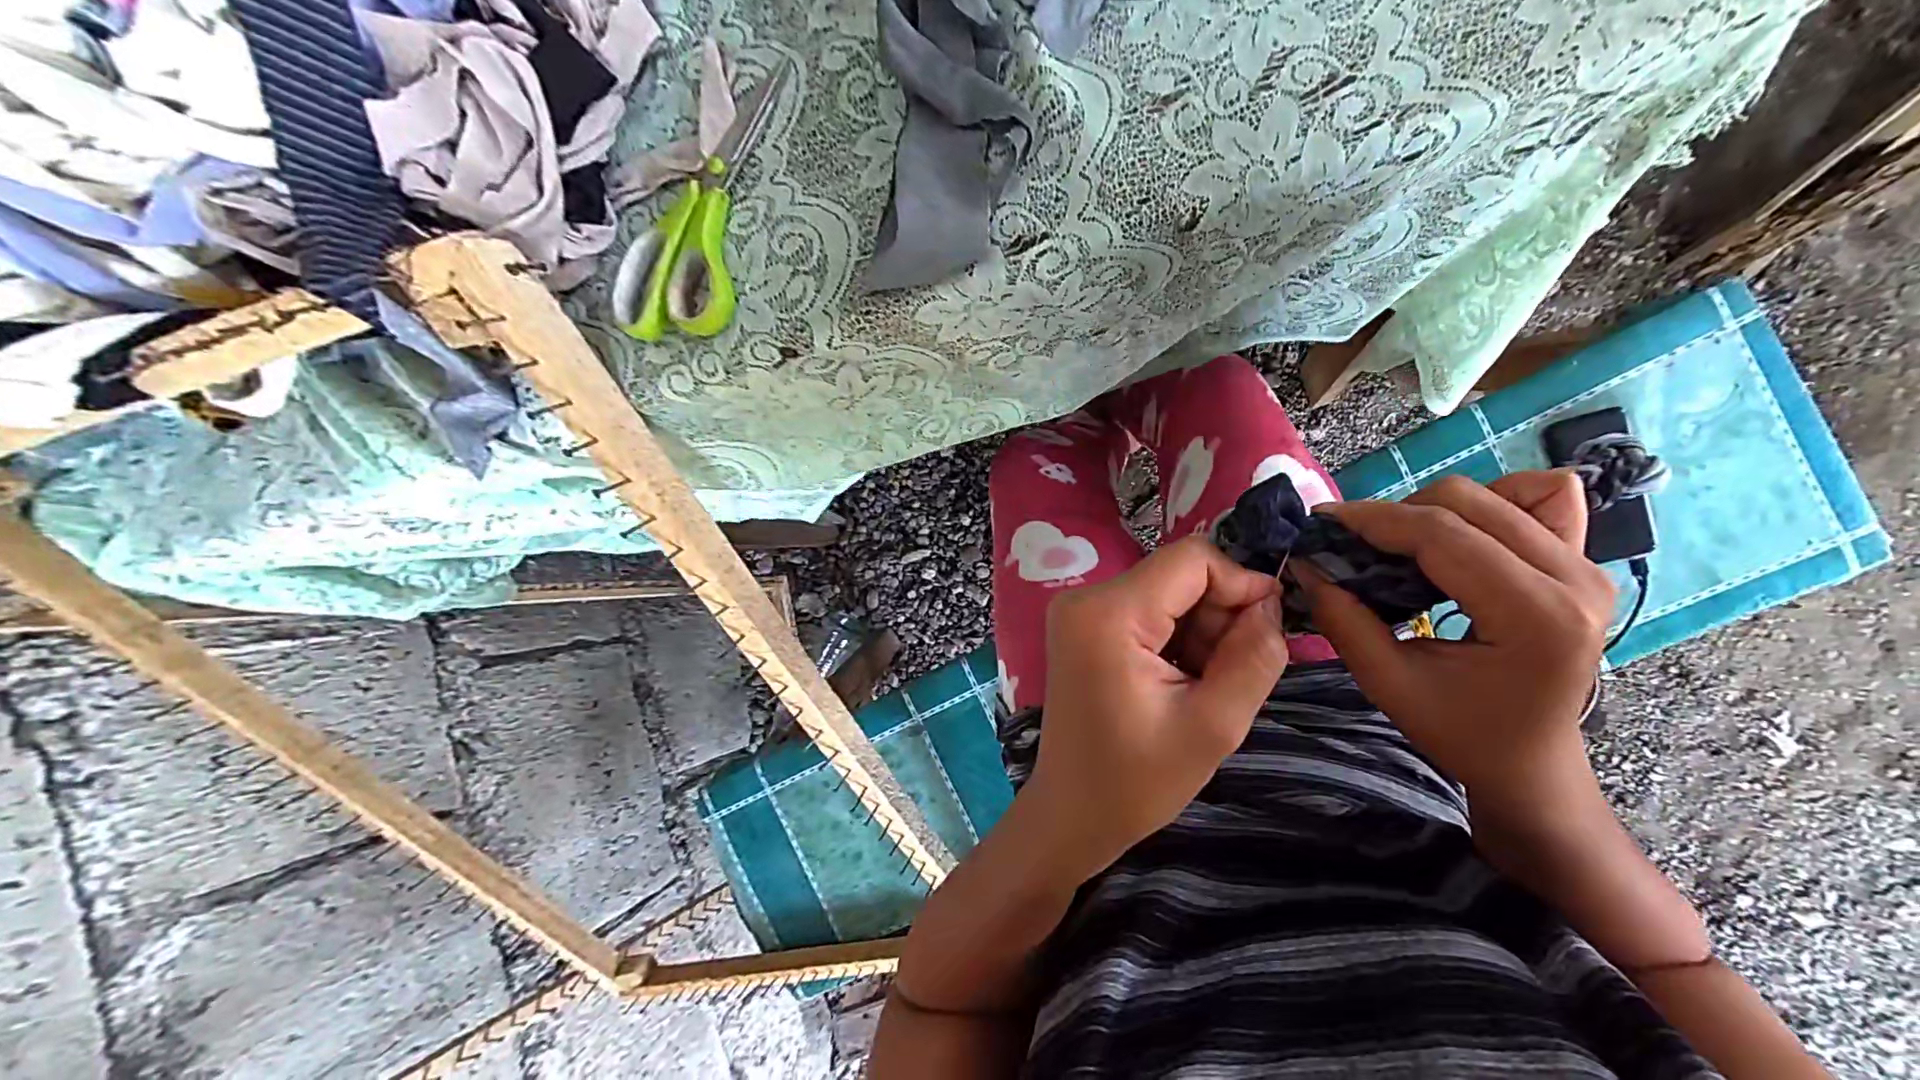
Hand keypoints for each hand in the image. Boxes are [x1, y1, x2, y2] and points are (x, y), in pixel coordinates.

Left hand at [1028, 535, 1289, 875]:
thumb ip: (1254, 657)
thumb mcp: (1215, 725)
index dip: (1241, 584)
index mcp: (1108, 614)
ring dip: (1201, 632)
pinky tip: (1178, 683)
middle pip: (1180, 575)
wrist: (1073, 811)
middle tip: (1228, 677)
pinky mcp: (1084, 626)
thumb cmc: (1136, 780)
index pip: (1193, 559)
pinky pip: (1149, 609)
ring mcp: (1080, 610)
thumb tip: (1272, 602)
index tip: (1268, 633)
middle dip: (1219, 617)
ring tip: (1200, 688)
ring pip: (1169, 592)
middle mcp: (1086, 597)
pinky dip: (1177, 638)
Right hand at [1294, 472, 1615, 818]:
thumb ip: (1343, 619)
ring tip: (1406, 548)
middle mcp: (1575, 580)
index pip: (1443, 534)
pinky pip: (1544, 499)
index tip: (1322, 524)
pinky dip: (1495, 503)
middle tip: (1357, 548)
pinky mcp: (1585, 562)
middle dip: (1398, 515)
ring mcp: (1589, 567)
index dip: (1374, 520)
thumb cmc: (1460, 731)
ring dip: (1438, 510)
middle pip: (1469, 501)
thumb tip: (1306, 563)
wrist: (1530, 762)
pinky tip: (1464, 537)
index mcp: (1535, 616)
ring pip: (1502, 491)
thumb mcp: (1388, 683)